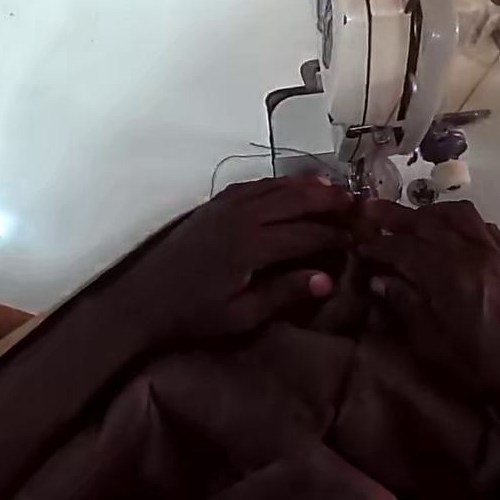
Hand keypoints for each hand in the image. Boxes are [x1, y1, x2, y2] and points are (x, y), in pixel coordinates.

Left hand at [104, 176, 352, 346]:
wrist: (144, 300)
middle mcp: (240, 217)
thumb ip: (283, 294)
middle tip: (355, 204)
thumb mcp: (241, 316)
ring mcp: (225, 206)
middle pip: (294, 200)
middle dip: (328, 201)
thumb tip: (327, 280)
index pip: (304, 234)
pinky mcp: (214, 204)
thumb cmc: (193, 315)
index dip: (333, 237)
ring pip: (275, 186)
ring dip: (306, 186)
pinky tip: (291, 186)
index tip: (355, 242)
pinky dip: (278, 183)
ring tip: (333, 188)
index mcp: (249, 246)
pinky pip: (253, 185)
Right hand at [354, 199, 499, 397]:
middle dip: (394, 216)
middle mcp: (470, 253)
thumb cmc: (477, 365)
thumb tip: (380, 279)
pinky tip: (449, 234)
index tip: (359, 246)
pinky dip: (460, 223)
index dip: (377, 245)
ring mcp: (492, 252)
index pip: (402, 247)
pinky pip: (482, 226)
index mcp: (446, 275)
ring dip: (429, 213)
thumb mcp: (429, 340)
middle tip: (370, 210)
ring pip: (458, 213)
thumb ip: (404, 303)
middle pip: (426, 222)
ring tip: (411, 221)